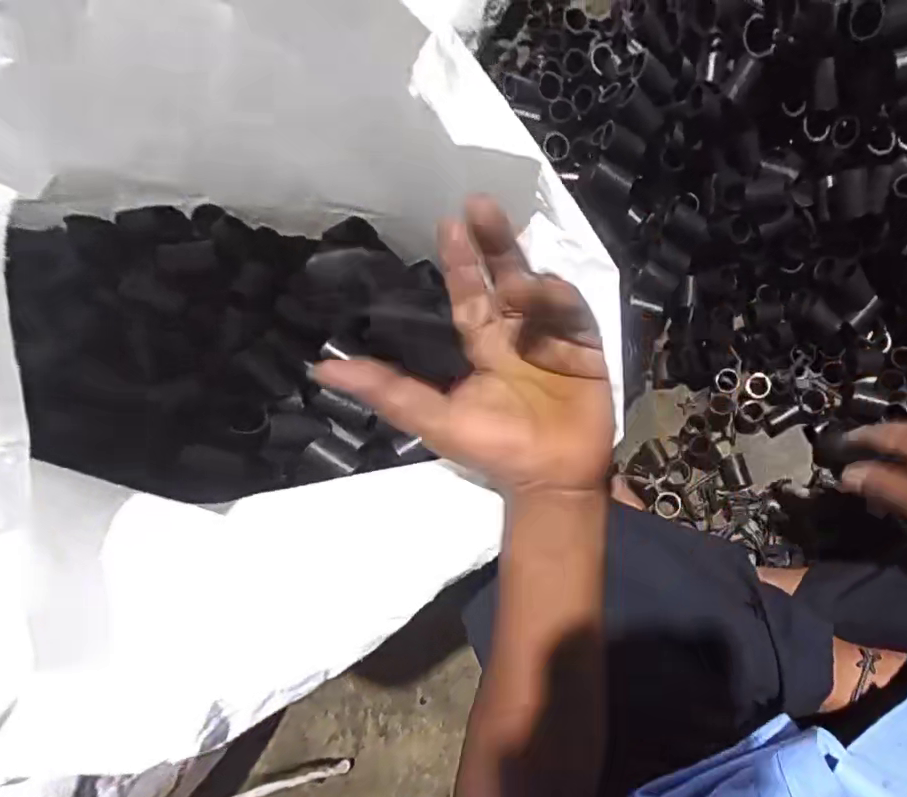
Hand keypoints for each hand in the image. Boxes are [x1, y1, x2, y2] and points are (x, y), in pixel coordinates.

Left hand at [313, 195, 612, 497]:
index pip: (470, 296)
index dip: (461, 263)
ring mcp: (554, 343)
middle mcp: (518, 338)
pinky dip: (561, 301)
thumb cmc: (497, 451)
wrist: (553, 480)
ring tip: (517, 278)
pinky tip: (545, 294)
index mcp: (485, 349)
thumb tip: (321, 368)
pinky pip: (575, 317)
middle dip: (495, 244)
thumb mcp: (437, 420)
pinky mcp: (586, 353)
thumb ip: (388, 390)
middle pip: (506, 280)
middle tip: (481, 205)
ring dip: (526, 273)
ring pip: (541, 293)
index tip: (449, 223)